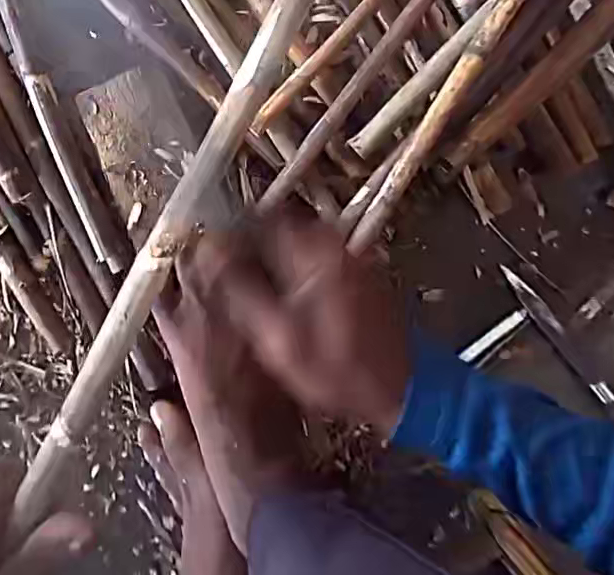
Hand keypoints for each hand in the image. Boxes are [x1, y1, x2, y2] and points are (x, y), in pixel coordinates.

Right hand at [184, 208, 411, 433]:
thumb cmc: (340, 372)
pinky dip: (285, 266)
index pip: (253, 217)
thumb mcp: (278, 339)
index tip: (210, 253)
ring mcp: (345, 253)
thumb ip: (239, 291)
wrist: (408, 396)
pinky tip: (276, 296)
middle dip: (242, 244)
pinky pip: (305, 253)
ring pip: (285, 238)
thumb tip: (206, 257)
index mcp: (312, 249)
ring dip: (262, 256)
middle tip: (224, 272)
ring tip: (246, 286)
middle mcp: (331, 240)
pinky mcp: (353, 268)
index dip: (225, 233)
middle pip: (268, 224)